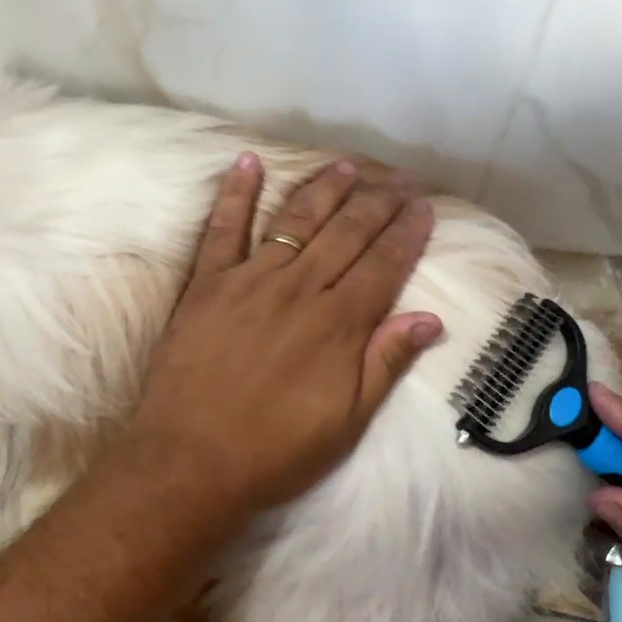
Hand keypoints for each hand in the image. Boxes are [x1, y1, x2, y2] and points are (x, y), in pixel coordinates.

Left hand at [124, 153, 440, 516]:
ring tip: (347, 165)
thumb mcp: (347, 421)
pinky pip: (224, 226)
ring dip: (325, 188)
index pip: (384, 264)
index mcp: (338, 323)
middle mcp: (300, 287)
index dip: (407, 233)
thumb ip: (386, 362)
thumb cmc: (276, 450)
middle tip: (397, 179)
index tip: (423, 207)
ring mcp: (251, 278)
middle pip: (347, 232)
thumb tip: (431, 318)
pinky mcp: (208, 280)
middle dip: (377, 202)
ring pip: (297, 219)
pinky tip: (249, 161)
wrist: (190, 460)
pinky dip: (236, 192)